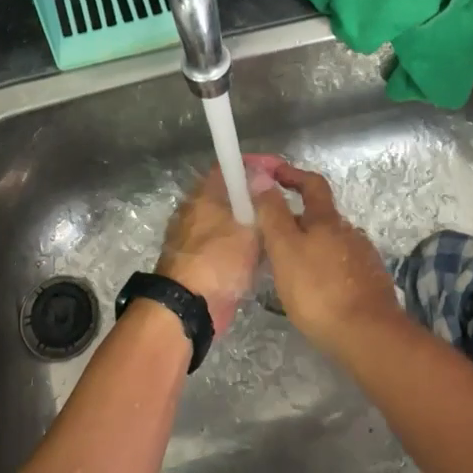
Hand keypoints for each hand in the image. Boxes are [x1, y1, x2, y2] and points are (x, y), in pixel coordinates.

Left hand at [155, 158, 271, 332]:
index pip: (230, 166)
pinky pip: (228, 243)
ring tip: (281, 226)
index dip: (256, 164)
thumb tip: (263, 174)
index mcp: (204, 194)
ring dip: (252, 222)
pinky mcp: (201, 261)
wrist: (187, 309)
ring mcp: (196, 237)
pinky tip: (265, 252)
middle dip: (257, 195)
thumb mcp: (246, 228)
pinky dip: (245, 245)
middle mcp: (197, 210)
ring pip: (231, 220)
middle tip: (285, 201)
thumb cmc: (217, 261)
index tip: (278, 169)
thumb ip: (258, 201)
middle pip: (231, 193)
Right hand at [254, 163, 404, 353]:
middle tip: (271, 236)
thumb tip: (262, 178)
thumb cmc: (319, 290)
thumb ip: (273, 214)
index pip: (312, 183)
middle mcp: (349, 231)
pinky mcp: (370, 283)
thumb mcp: (286, 249)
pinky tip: (314, 289)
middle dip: (296, 219)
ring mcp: (363, 257)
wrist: (369, 335)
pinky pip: (341, 266)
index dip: (292, 174)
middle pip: (320, 216)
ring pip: (330, 243)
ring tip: (288, 268)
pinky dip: (324, 269)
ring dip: (310, 247)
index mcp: (327, 219)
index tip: (273, 174)